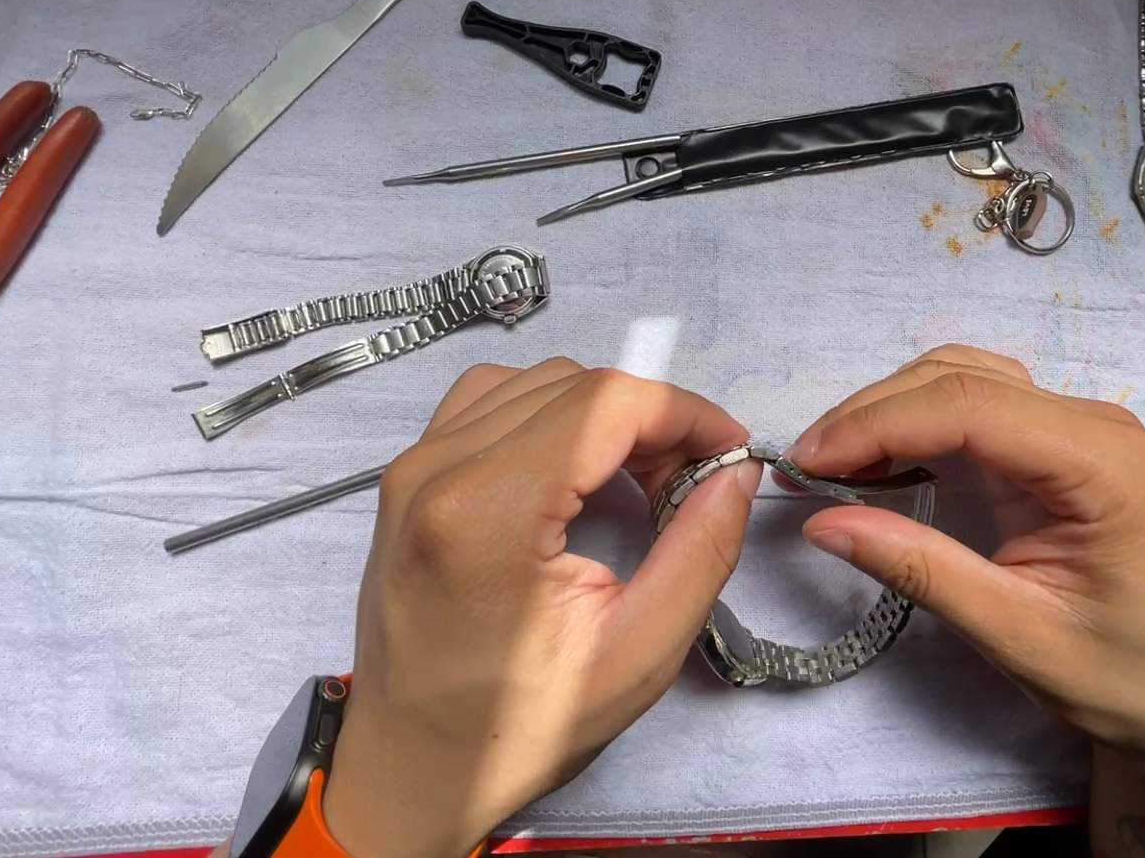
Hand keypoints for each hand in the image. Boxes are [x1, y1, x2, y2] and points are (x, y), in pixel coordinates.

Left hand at [321, 359, 760, 857]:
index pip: (606, 403)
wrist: (408, 765)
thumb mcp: (639, 654)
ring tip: (636, 472)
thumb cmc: (522, 725)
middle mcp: (438, 465)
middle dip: (653, 418)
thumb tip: (736, 470)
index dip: (684, 412)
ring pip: (539, 380)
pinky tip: (572, 461)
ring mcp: (413, 461)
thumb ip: (702, 551)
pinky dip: (553, 410)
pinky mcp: (408, 468)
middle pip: (578, 384)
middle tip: (688, 480)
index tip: (730, 450)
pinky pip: (494, 394)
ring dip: (606, 412)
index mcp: (488, 512)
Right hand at [790, 345, 1144, 855]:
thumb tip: (821, 522)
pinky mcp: (1054, 438)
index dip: (879, 424)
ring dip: (889, 407)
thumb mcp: (1015, 636)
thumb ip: (919, 569)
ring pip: (961, 375)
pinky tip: (883, 452)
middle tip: (808, 464)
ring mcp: (1077, 424)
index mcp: (1105, 464)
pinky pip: (973, 400)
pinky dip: (915, 416)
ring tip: (836, 458)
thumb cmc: (1120, 678)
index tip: (811, 462)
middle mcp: (1095, 423)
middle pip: (960, 378)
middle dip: (872, 413)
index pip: (971, 407)